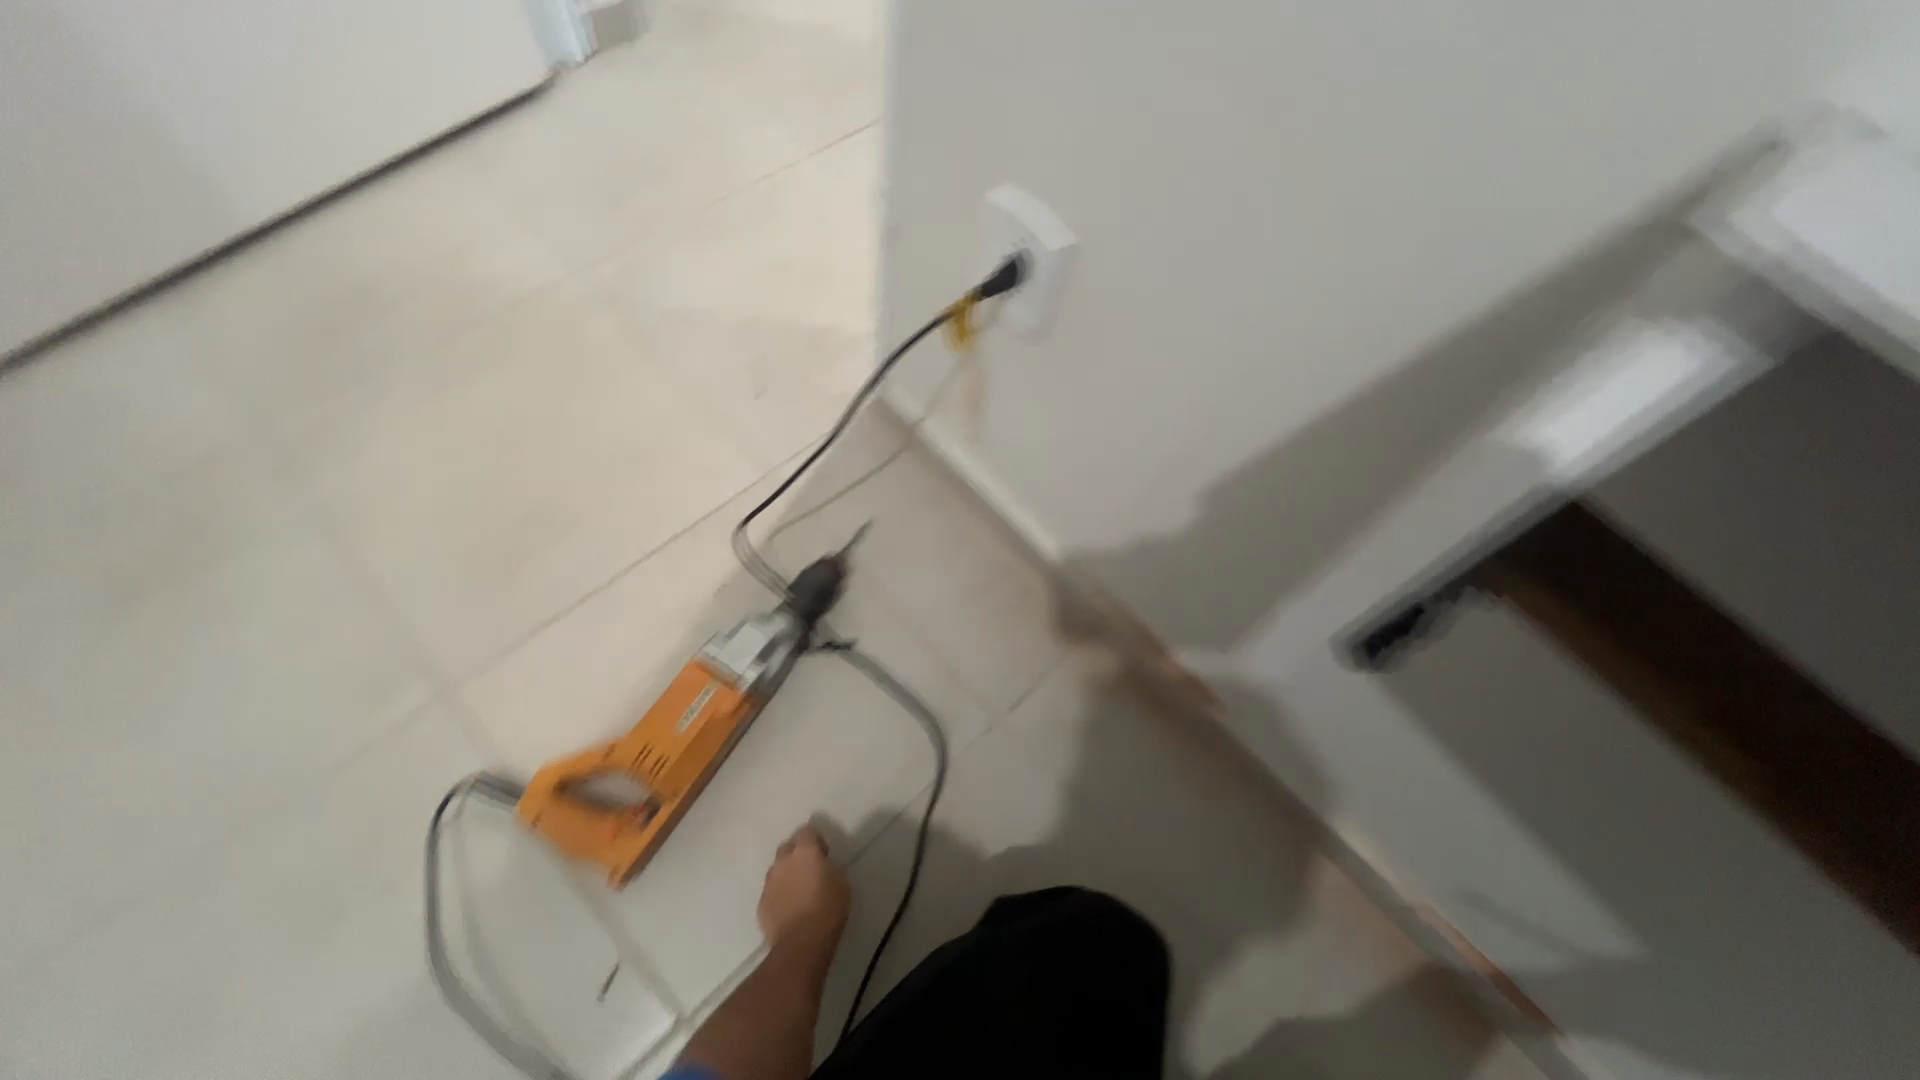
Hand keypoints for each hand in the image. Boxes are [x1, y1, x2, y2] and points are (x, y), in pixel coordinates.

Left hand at [758, 825, 849, 953]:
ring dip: (787, 874)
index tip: (825, 854)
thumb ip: (831, 869)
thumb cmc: (828, 909)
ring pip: (777, 870)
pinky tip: (790, 909)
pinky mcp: (761, 903)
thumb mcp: (842, 884)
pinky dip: (780, 894)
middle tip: (811, 870)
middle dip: (798, 854)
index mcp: (805, 852)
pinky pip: (772, 891)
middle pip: (788, 847)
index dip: (816, 840)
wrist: (801, 943)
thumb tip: (825, 868)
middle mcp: (783, 862)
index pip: (807, 831)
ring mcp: (769, 883)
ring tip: (800, 891)